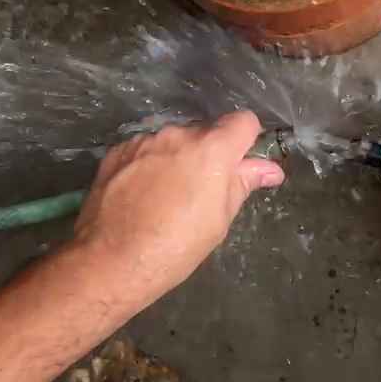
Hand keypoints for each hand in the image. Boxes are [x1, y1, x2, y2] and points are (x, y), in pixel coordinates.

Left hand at [66, 111, 284, 313]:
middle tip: (200, 192)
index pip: (243, 121)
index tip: (239, 164)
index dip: (245, 141)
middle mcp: (178, 134)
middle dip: (209, 154)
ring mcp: (144, 140)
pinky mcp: (118, 150)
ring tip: (165, 197)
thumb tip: (270, 169)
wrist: (110, 260)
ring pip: (173, 140)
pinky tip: (141, 194)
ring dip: (177, 158)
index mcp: (211, 150)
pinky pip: (145, 149)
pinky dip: (149, 164)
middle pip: (206, 132)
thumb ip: (243, 184)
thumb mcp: (219, 220)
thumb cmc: (175, 247)